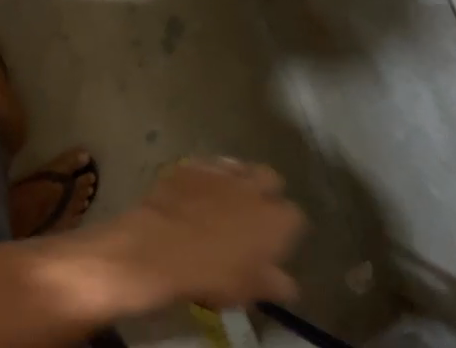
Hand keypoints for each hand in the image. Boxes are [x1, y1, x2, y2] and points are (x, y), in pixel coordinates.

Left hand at [97, 157, 305, 310]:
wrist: (160, 247)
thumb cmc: (212, 274)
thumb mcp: (250, 290)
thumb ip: (275, 284)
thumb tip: (287, 284)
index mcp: (276, 219)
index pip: (295, 217)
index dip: (286, 230)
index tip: (275, 243)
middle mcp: (254, 187)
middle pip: (271, 179)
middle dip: (267, 192)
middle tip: (253, 215)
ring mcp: (221, 172)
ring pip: (239, 167)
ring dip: (237, 181)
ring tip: (225, 201)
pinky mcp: (191, 165)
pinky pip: (206, 166)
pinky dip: (206, 178)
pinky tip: (196, 192)